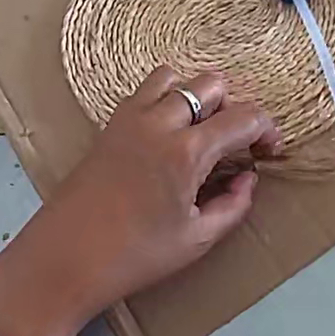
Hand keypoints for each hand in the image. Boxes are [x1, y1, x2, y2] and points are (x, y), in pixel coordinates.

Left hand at [0, 68, 279, 335]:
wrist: (64, 259)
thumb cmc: (134, 256)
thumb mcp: (197, 239)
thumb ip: (234, 204)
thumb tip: (247, 177)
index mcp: (186, 152)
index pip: (244, 117)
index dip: (267, 130)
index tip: (270, 151)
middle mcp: (159, 123)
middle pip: (211, 83)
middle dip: (234, 106)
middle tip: (236, 142)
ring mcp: (129, 119)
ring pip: (174, 77)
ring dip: (196, 95)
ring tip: (201, 131)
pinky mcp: (109, 126)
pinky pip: (145, 92)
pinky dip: (166, 99)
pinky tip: (168, 134)